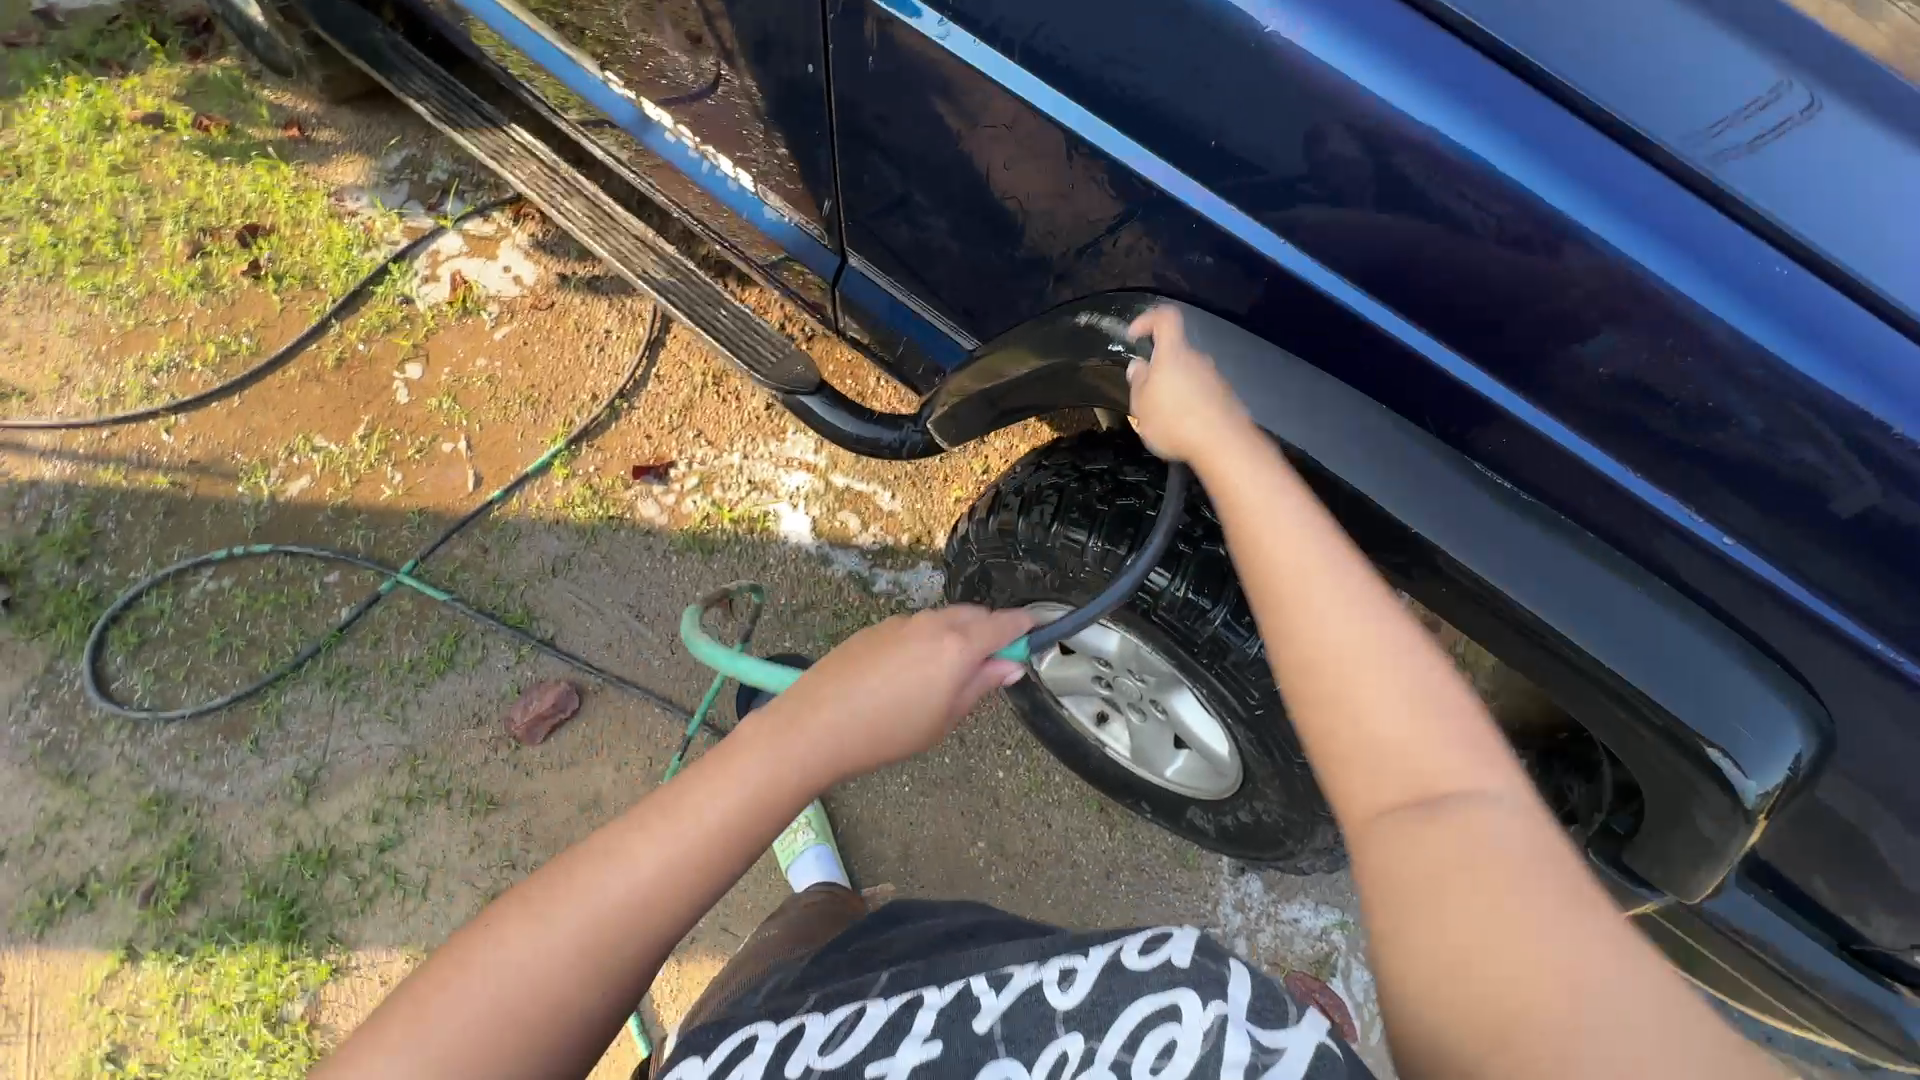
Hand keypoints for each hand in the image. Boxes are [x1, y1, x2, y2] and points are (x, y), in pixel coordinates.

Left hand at [751, 605, 1033, 785]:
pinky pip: (916, 626)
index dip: (1025, 625)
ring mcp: (902, 622)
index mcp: (959, 645)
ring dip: (959, 634)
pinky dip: (929, 638)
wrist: (816, 723)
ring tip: (952, 672)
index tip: (1037, 629)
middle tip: (995, 660)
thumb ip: (981, 685)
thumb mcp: (946, 718)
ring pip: (944, 619)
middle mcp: (933, 622)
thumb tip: (1010, 664)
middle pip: (975, 615)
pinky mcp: (876, 628)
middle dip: (991, 630)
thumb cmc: (889, 731)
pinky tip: (913, 672)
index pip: (1004, 624)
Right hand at [1126, 305, 1255, 464]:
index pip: (1165, 318)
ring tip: (1165, 418)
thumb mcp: (1141, 406)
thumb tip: (1139, 365)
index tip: (1134, 336)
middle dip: (1159, 369)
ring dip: (1175, 389)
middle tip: (1146, 396)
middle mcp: (1197, 359)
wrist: (1223, 444)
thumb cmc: (1173, 421)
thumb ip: (1138, 382)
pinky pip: (1202, 392)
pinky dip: (1190, 403)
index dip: (1147, 319)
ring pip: (1188, 374)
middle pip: (1175, 352)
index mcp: (1173, 354)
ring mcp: (1214, 377)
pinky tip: (1185, 427)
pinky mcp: (1226, 396)